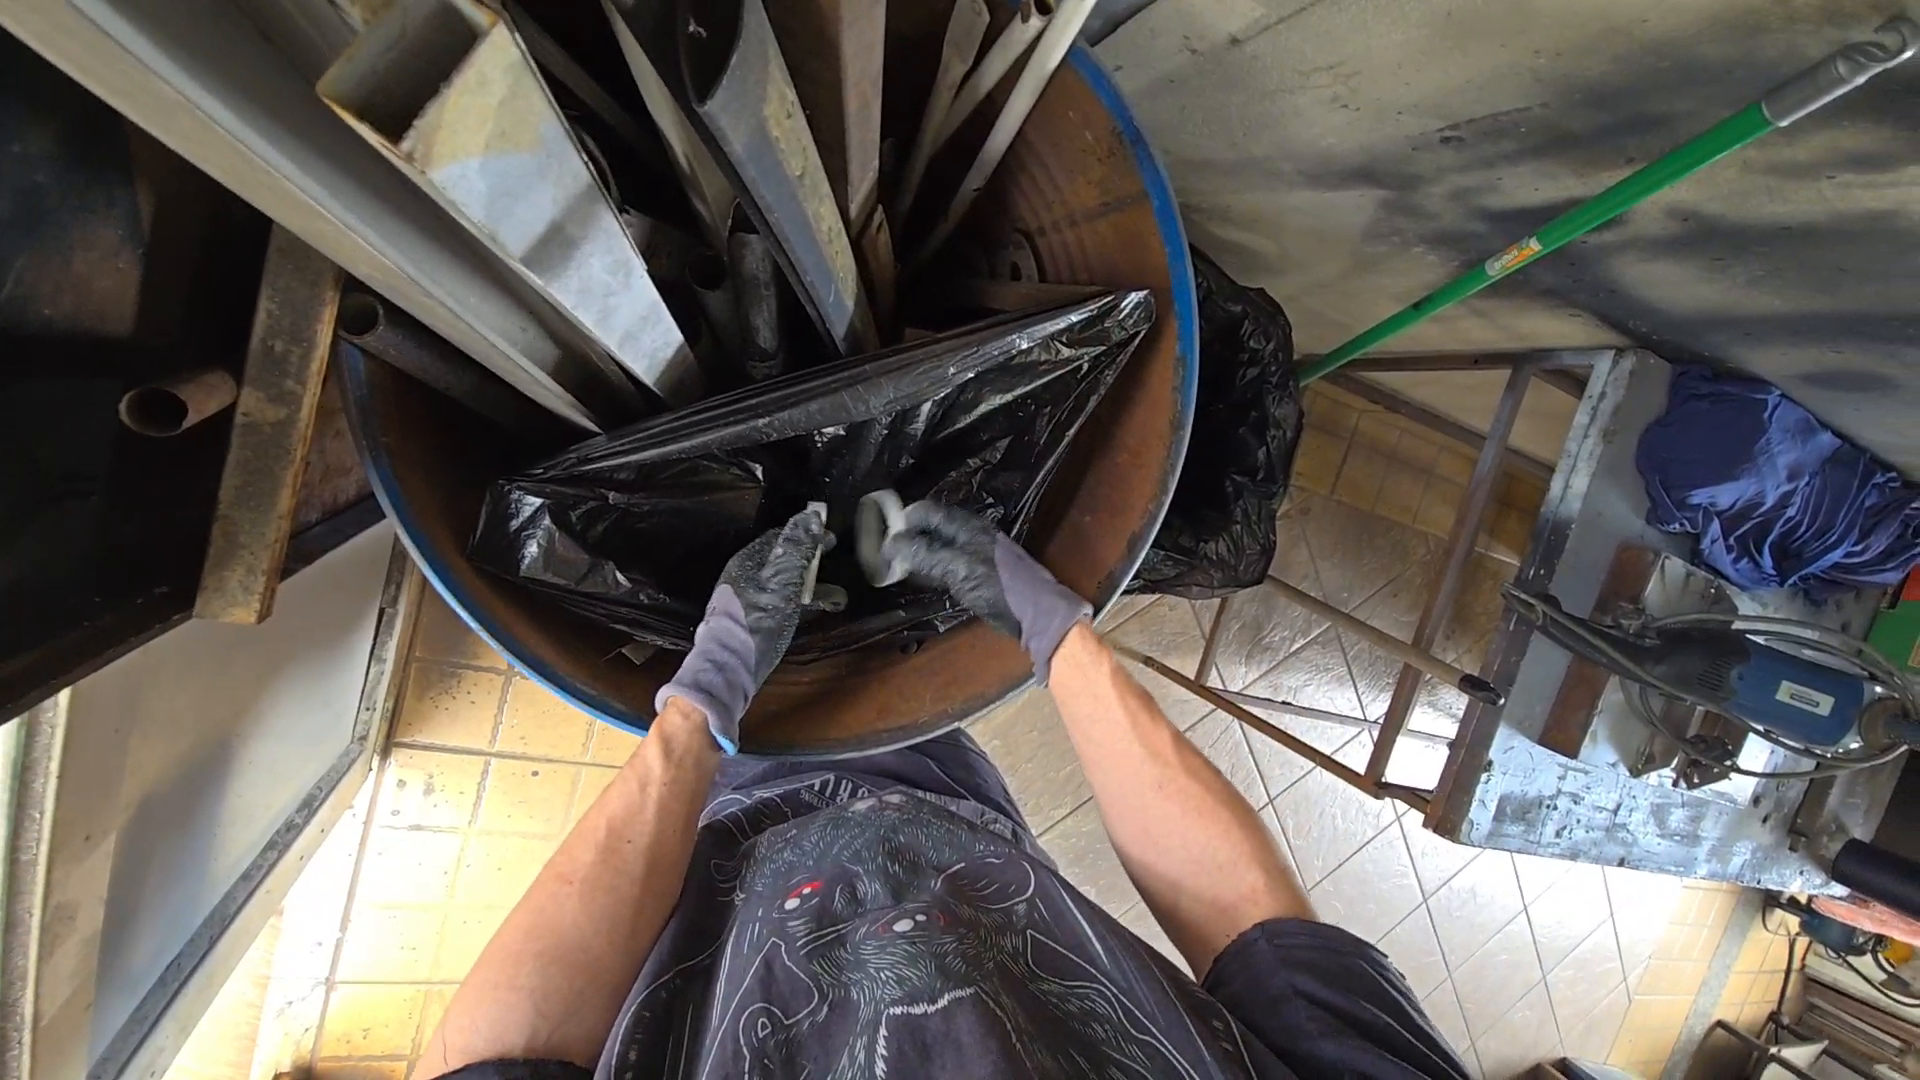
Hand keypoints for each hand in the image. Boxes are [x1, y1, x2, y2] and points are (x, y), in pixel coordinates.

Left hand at [656, 509, 830, 752]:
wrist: (729, 668)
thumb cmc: (757, 621)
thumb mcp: (782, 582)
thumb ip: (796, 550)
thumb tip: (809, 516)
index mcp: (749, 560)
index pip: (781, 536)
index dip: (808, 533)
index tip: (832, 538)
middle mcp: (746, 575)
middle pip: (783, 558)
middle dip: (811, 558)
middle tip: (835, 560)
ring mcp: (749, 598)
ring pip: (786, 582)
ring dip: (812, 584)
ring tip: (838, 595)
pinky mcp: (755, 619)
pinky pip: (783, 601)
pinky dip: (803, 602)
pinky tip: (819, 610)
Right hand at [881, 501, 1090, 683]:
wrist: (1037, 615)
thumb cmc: (999, 588)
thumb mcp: (957, 570)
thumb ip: (925, 555)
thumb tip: (891, 543)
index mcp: (968, 526)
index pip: (929, 511)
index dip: (905, 519)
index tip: (882, 533)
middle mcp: (972, 533)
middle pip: (934, 526)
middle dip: (910, 535)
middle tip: (886, 551)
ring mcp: (978, 552)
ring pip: (942, 544)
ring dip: (921, 551)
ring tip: (898, 564)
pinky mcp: (981, 572)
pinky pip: (950, 561)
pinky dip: (933, 565)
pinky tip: (924, 577)